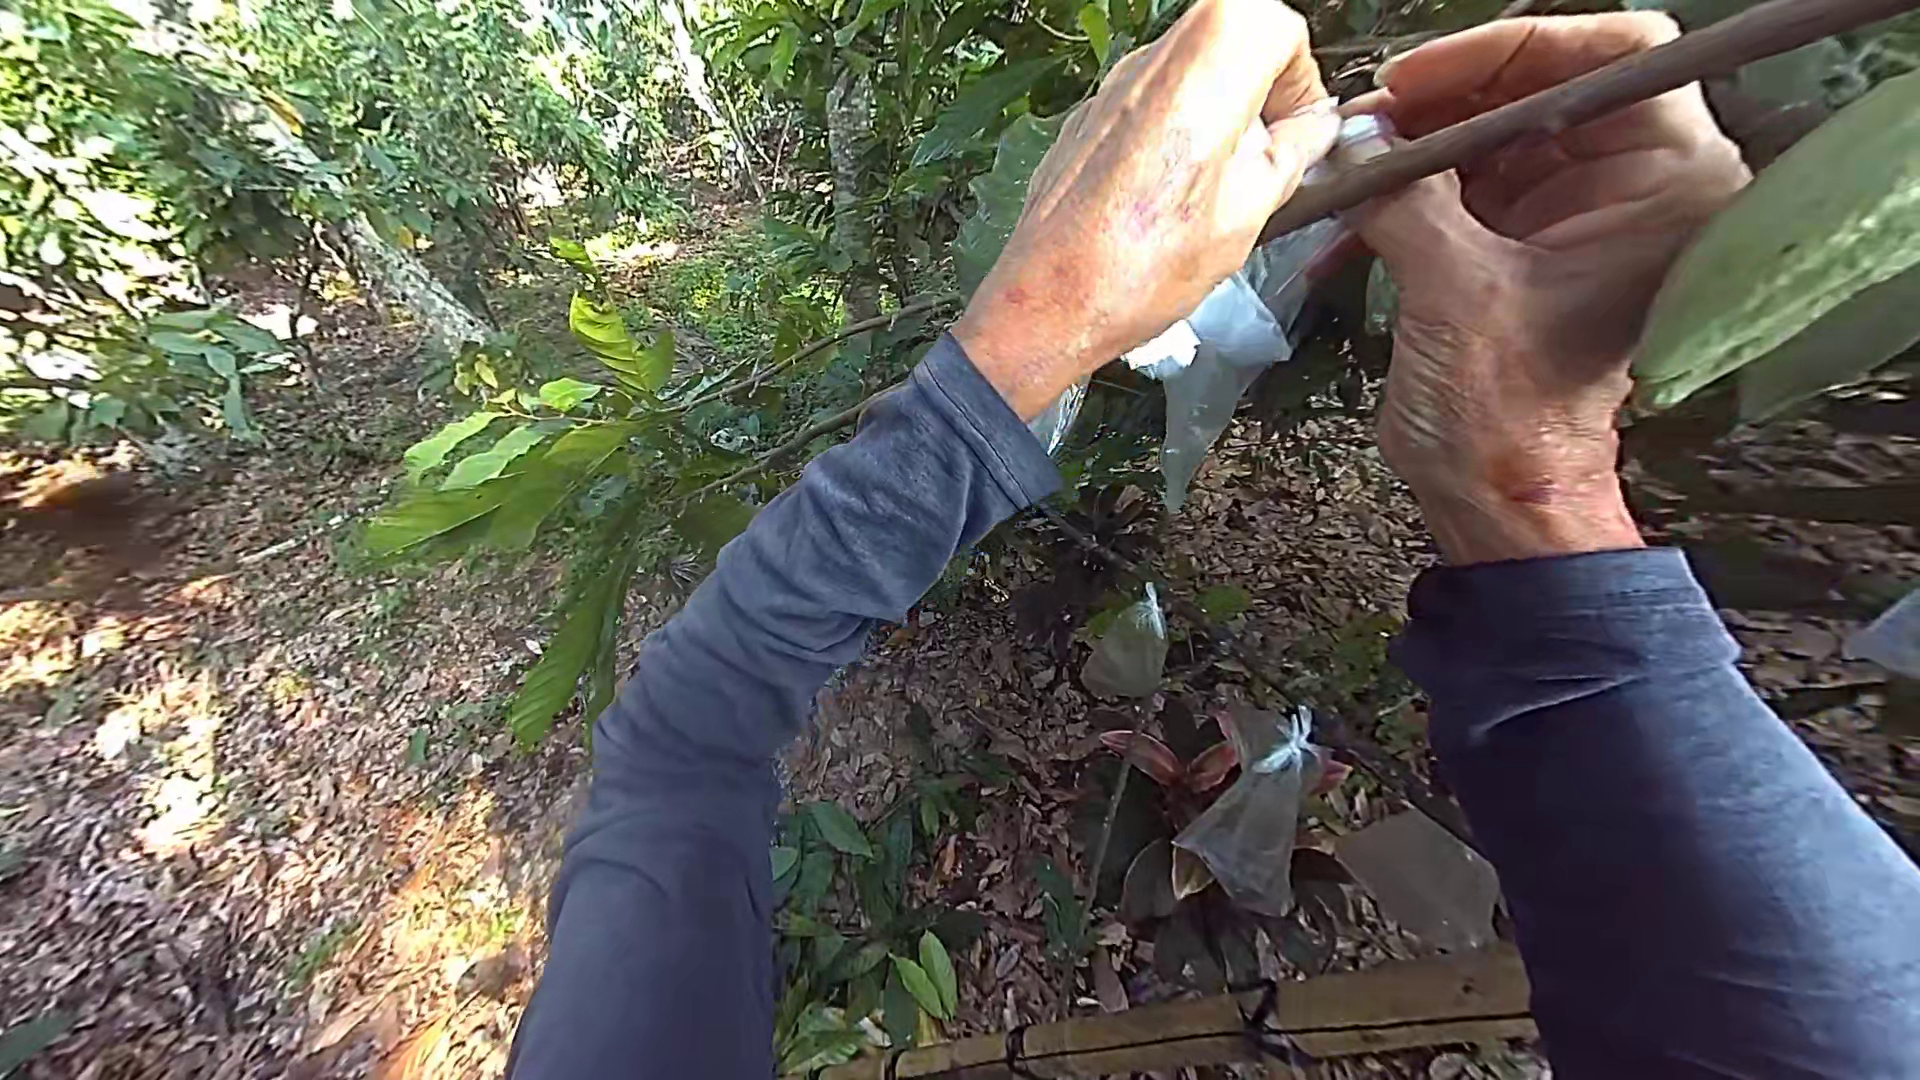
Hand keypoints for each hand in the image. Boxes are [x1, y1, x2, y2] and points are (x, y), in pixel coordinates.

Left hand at [953, 0, 1339, 420]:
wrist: (1048, 308)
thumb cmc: (1141, 268)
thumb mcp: (1249, 213)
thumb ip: (1294, 153)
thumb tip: (1312, 131)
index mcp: (1213, 48)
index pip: (1285, 38)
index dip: (1299, 95)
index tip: (1298, 142)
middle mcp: (1151, 55)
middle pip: (1228, 62)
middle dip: (1250, 116)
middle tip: (1253, 183)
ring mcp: (1105, 95)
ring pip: (1181, 97)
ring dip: (1202, 140)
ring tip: (1197, 212)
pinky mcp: (1076, 134)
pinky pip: (1136, 130)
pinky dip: (1156, 158)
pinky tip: (1151, 217)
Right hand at [1348, 14, 1749, 563]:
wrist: (1485, 482)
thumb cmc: (1497, 405)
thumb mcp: (1456, 296)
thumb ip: (1409, 207)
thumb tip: (1355, 142)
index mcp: (1657, 185)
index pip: (1604, 62)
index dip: (1506, 53)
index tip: (1410, 78)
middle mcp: (1611, 193)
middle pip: (1524, 107)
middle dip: (1430, 114)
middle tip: (1353, 130)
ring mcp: (1545, 228)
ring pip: (1468, 160)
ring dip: (1396, 169)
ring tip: (1334, 185)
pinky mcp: (1490, 261)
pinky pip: (1436, 211)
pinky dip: (1384, 218)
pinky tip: (1334, 243)